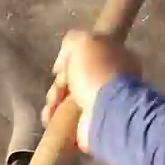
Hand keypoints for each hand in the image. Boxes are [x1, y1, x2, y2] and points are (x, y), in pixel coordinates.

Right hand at [43, 31, 140, 152]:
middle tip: (57, 90)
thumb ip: (73, 40)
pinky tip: (50, 117)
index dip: (68, 60)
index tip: (59, 68)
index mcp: (114, 57)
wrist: (106, 113)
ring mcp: (101, 104)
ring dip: (54, 101)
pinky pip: (66, 118)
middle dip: (58, 84)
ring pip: (67, 99)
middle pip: (74, 78)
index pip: (86, 56)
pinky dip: (54, 118)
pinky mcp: (89, 124)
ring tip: (52, 107)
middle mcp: (110, 81)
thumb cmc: (96, 72)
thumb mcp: (83, 42)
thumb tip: (65, 58)